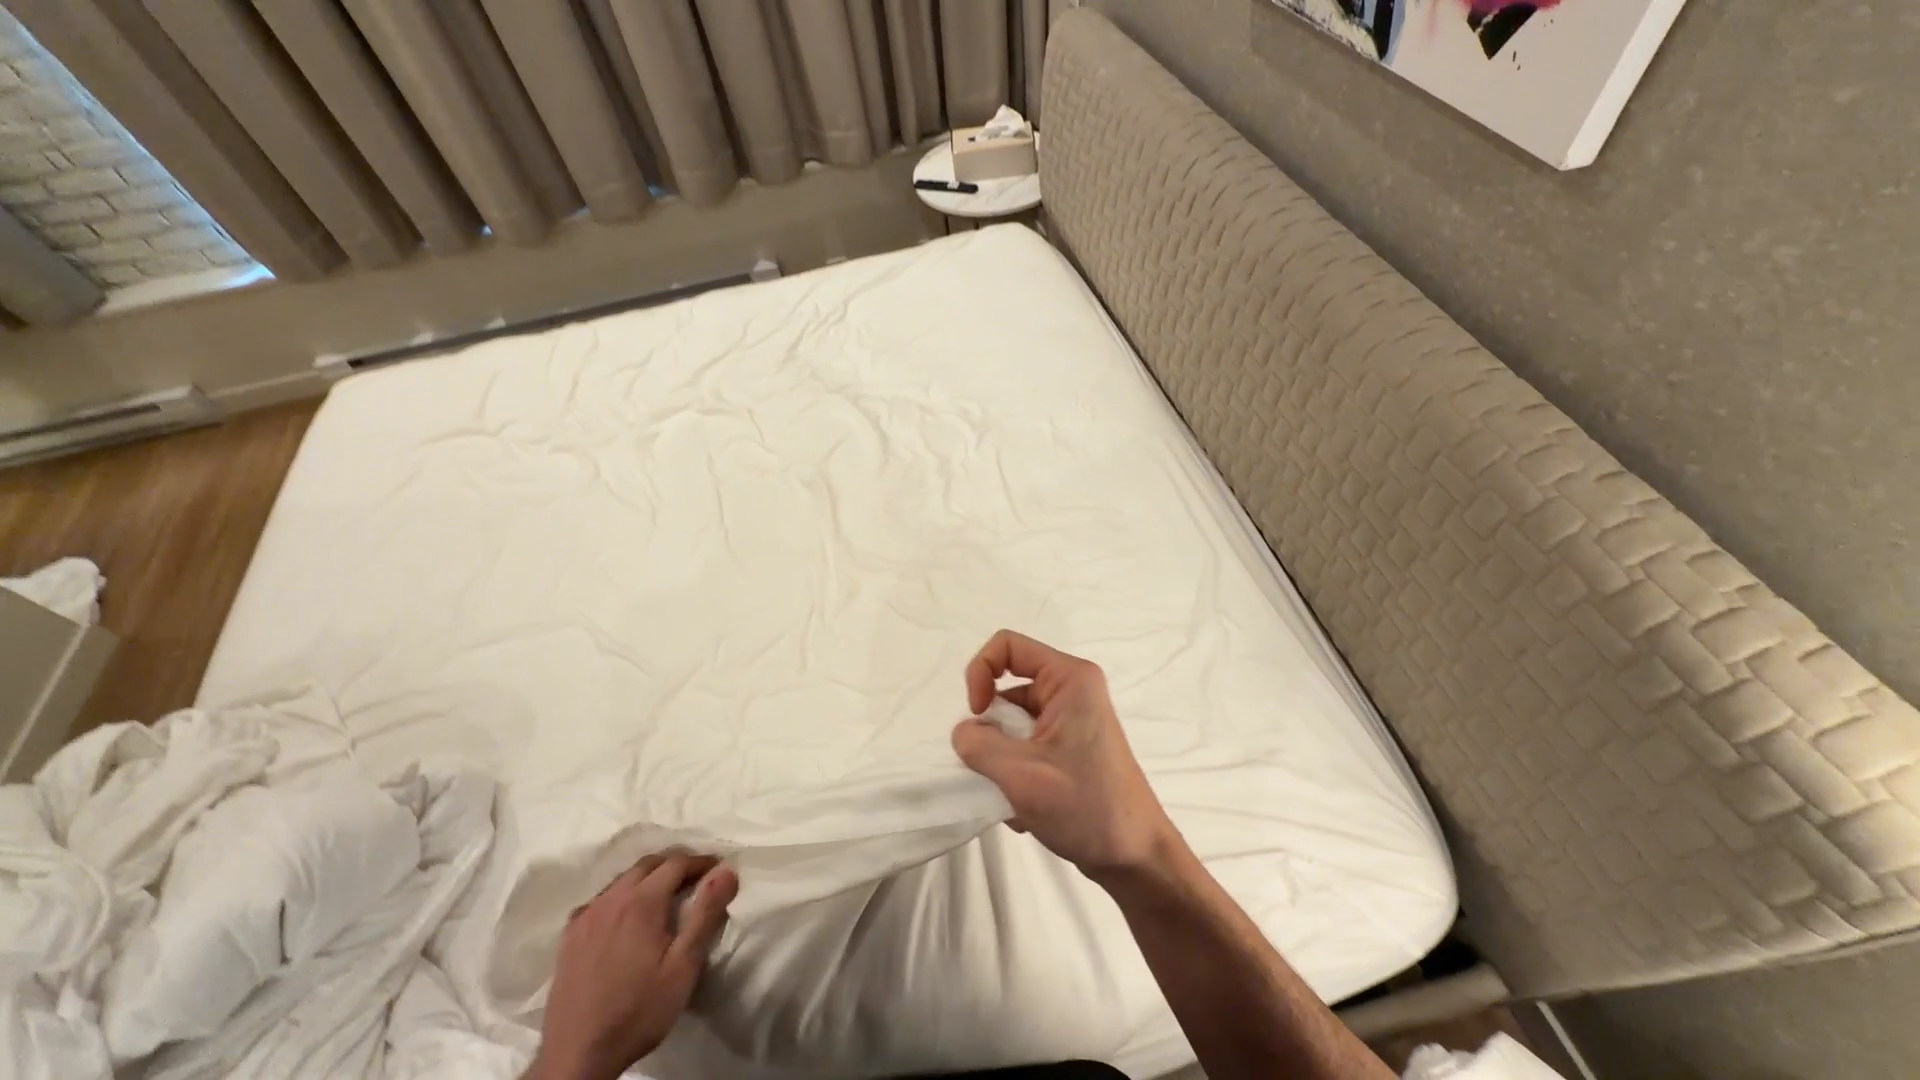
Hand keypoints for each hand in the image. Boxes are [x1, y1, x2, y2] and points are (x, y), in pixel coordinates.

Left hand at [526, 852, 738, 1079]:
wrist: (577, 1055)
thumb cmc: (639, 1011)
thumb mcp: (683, 966)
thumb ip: (705, 914)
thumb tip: (725, 872)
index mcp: (641, 902)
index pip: (675, 863)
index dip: (700, 862)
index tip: (719, 869)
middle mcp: (610, 899)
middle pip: (647, 864)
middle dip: (675, 865)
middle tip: (697, 880)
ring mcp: (585, 917)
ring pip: (622, 880)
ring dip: (648, 878)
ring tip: (667, 897)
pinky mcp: (569, 936)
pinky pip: (600, 900)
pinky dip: (621, 896)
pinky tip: (626, 918)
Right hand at [952, 630, 1178, 878]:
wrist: (1135, 857)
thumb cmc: (1086, 807)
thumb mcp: (1020, 774)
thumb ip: (978, 745)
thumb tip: (965, 734)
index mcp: (1069, 679)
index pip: (1006, 645)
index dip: (980, 672)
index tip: (977, 714)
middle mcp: (1071, 692)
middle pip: (1006, 689)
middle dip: (991, 730)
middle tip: (998, 769)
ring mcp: (1071, 723)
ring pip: (1011, 724)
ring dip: (1001, 760)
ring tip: (1016, 796)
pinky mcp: (1068, 751)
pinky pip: (1023, 747)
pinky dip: (1015, 774)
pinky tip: (1027, 809)